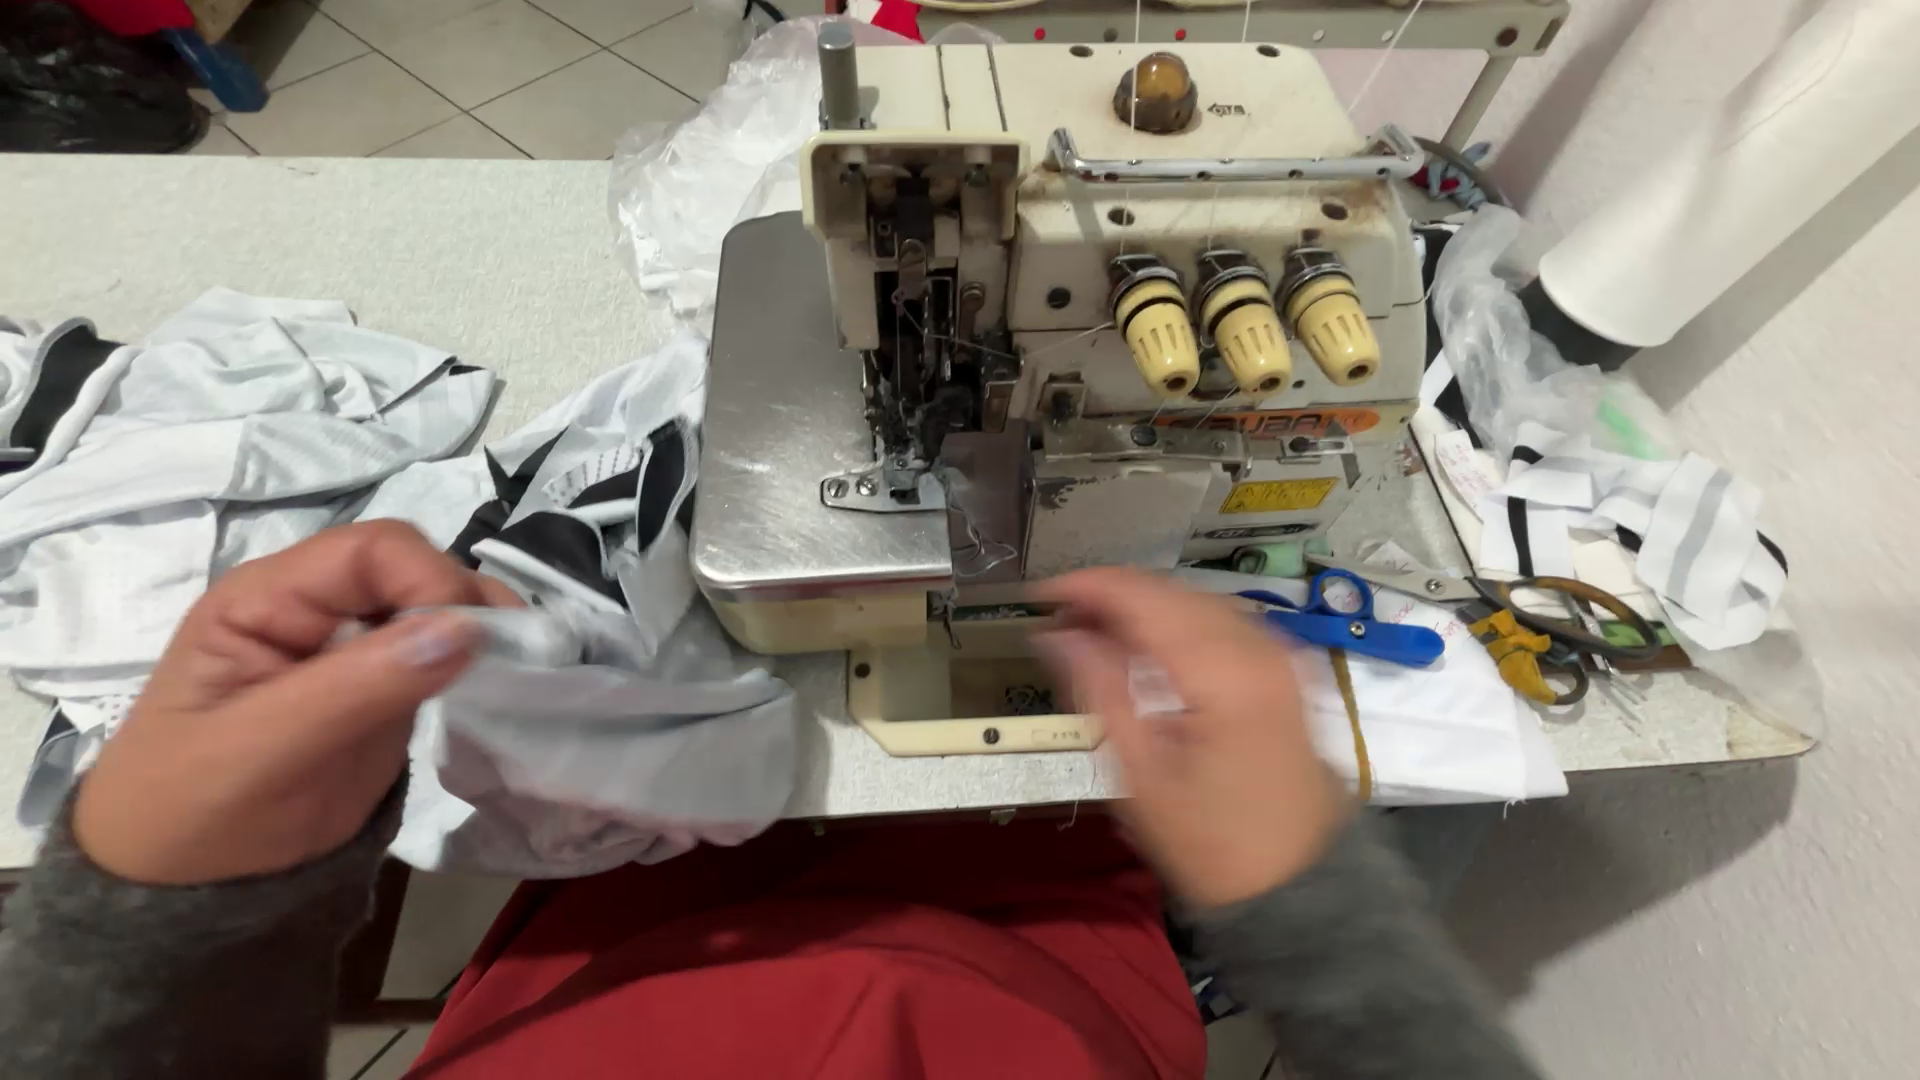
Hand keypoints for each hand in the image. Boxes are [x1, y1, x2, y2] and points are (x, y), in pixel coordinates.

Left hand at [72, 521, 518, 884]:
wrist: (203, 885)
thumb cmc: (197, 812)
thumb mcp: (265, 748)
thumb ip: (361, 684)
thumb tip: (466, 630)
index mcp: (267, 600)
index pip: (372, 550)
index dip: (428, 578)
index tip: (466, 638)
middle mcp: (319, 605)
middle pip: (417, 564)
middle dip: (466, 599)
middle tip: (500, 654)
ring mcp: (359, 639)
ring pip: (444, 597)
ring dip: (485, 622)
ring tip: (511, 664)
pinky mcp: (395, 674)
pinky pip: (451, 640)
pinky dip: (484, 650)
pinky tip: (498, 676)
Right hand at [1037, 568, 1348, 908]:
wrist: (1299, 886)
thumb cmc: (1209, 841)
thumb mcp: (1139, 772)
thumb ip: (1098, 688)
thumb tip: (1055, 634)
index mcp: (1221, 674)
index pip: (1142, 597)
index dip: (1085, 585)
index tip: (1040, 595)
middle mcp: (1257, 647)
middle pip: (1169, 590)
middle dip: (1109, 595)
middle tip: (1061, 621)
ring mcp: (1278, 654)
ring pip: (1193, 599)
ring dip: (1141, 605)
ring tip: (1094, 632)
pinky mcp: (1283, 667)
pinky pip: (1219, 619)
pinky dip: (1174, 620)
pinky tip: (1146, 644)